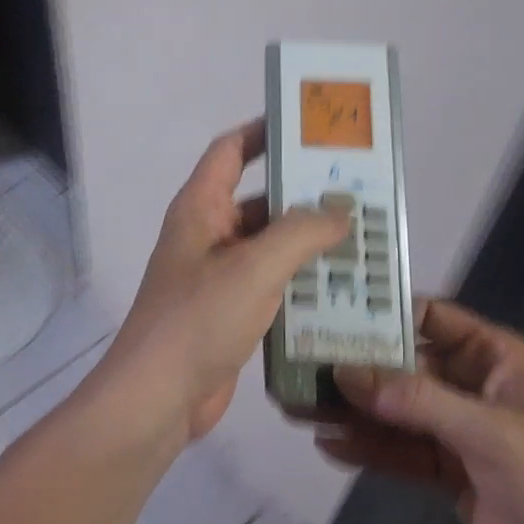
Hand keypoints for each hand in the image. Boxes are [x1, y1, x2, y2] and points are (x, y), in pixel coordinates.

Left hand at [89, 120, 347, 443]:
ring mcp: (217, 275)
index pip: (230, 151)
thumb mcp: (254, 267)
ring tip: (365, 239)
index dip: (264, 132)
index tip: (309, 127)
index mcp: (200, 208)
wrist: (158, 396)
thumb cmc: (199, 319)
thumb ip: (300, 233)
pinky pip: (272, 284)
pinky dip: (302, 282)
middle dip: (304, 195)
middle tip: (360, 192)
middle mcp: (207, 234)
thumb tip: (340, 211)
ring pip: (270, 246)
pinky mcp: (230, 312)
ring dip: (310, 243)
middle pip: (259, 199)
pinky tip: (345, 289)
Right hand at [320, 300, 523, 523]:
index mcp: (497, 358)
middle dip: (355, 366)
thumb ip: (418, 400)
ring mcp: (462, 431)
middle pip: (403, 365)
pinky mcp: (452, 472)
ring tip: (298, 406)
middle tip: (298, 363)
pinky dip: (368, 448)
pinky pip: (402, 451)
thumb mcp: (491, 434)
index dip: (381, 311)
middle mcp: (475, 386)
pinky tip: (328, 445)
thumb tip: (346, 372)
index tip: (325, 307)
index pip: (430, 318)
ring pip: (396, 410)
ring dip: (353, 410)